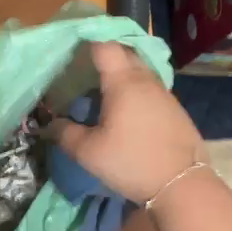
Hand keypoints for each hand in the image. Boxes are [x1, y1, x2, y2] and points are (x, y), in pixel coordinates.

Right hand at [51, 41, 205, 202]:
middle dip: (105, 56)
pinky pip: (150, 88)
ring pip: (140, 71)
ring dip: (122, 74)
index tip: (73, 55)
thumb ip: (65, 134)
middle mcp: (146, 80)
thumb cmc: (132, 162)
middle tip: (84, 73)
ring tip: (103, 93)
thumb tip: (50, 124)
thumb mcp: (89, 153)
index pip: (105, 47)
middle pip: (125, 53)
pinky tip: (127, 112)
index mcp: (123, 82)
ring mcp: (164, 93)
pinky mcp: (175, 109)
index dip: (88, 46)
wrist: (182, 184)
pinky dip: (136, 90)